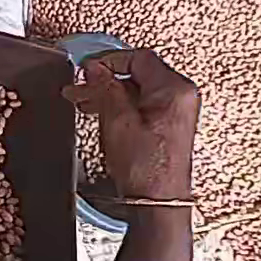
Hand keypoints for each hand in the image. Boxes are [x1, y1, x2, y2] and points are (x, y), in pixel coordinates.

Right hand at [63, 49, 198, 199]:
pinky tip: (101, 113)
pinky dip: (120, 106)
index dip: (108, 60)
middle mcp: (180, 96)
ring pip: (137, 90)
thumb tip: (95, 68)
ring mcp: (176, 110)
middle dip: (105, 80)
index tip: (86, 68)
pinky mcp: (169, 124)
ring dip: (109, 93)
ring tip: (83, 102)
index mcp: (173, 90)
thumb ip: (105, 89)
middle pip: (138, 74)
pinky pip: (142, 104)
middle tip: (79, 88)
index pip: (139, 58)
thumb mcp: (117, 122)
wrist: (157, 202)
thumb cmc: (145, 168)